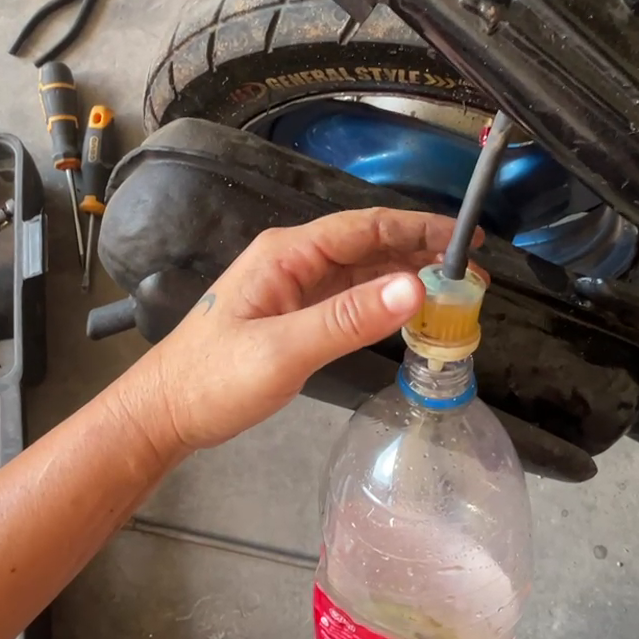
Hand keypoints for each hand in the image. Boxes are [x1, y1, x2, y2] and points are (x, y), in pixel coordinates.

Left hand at [108, 207, 473, 452]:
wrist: (166, 411)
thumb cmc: (214, 379)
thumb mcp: (282, 351)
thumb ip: (347, 320)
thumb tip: (415, 288)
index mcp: (287, 254)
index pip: (364, 227)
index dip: (418, 228)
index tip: (466, 239)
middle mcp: (293, 261)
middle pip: (368, 243)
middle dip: (420, 250)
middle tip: (473, 271)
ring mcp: (294, 287)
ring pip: (362, 270)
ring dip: (406, 275)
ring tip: (455, 289)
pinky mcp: (296, 314)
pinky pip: (350, 297)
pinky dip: (384, 300)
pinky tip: (410, 311)